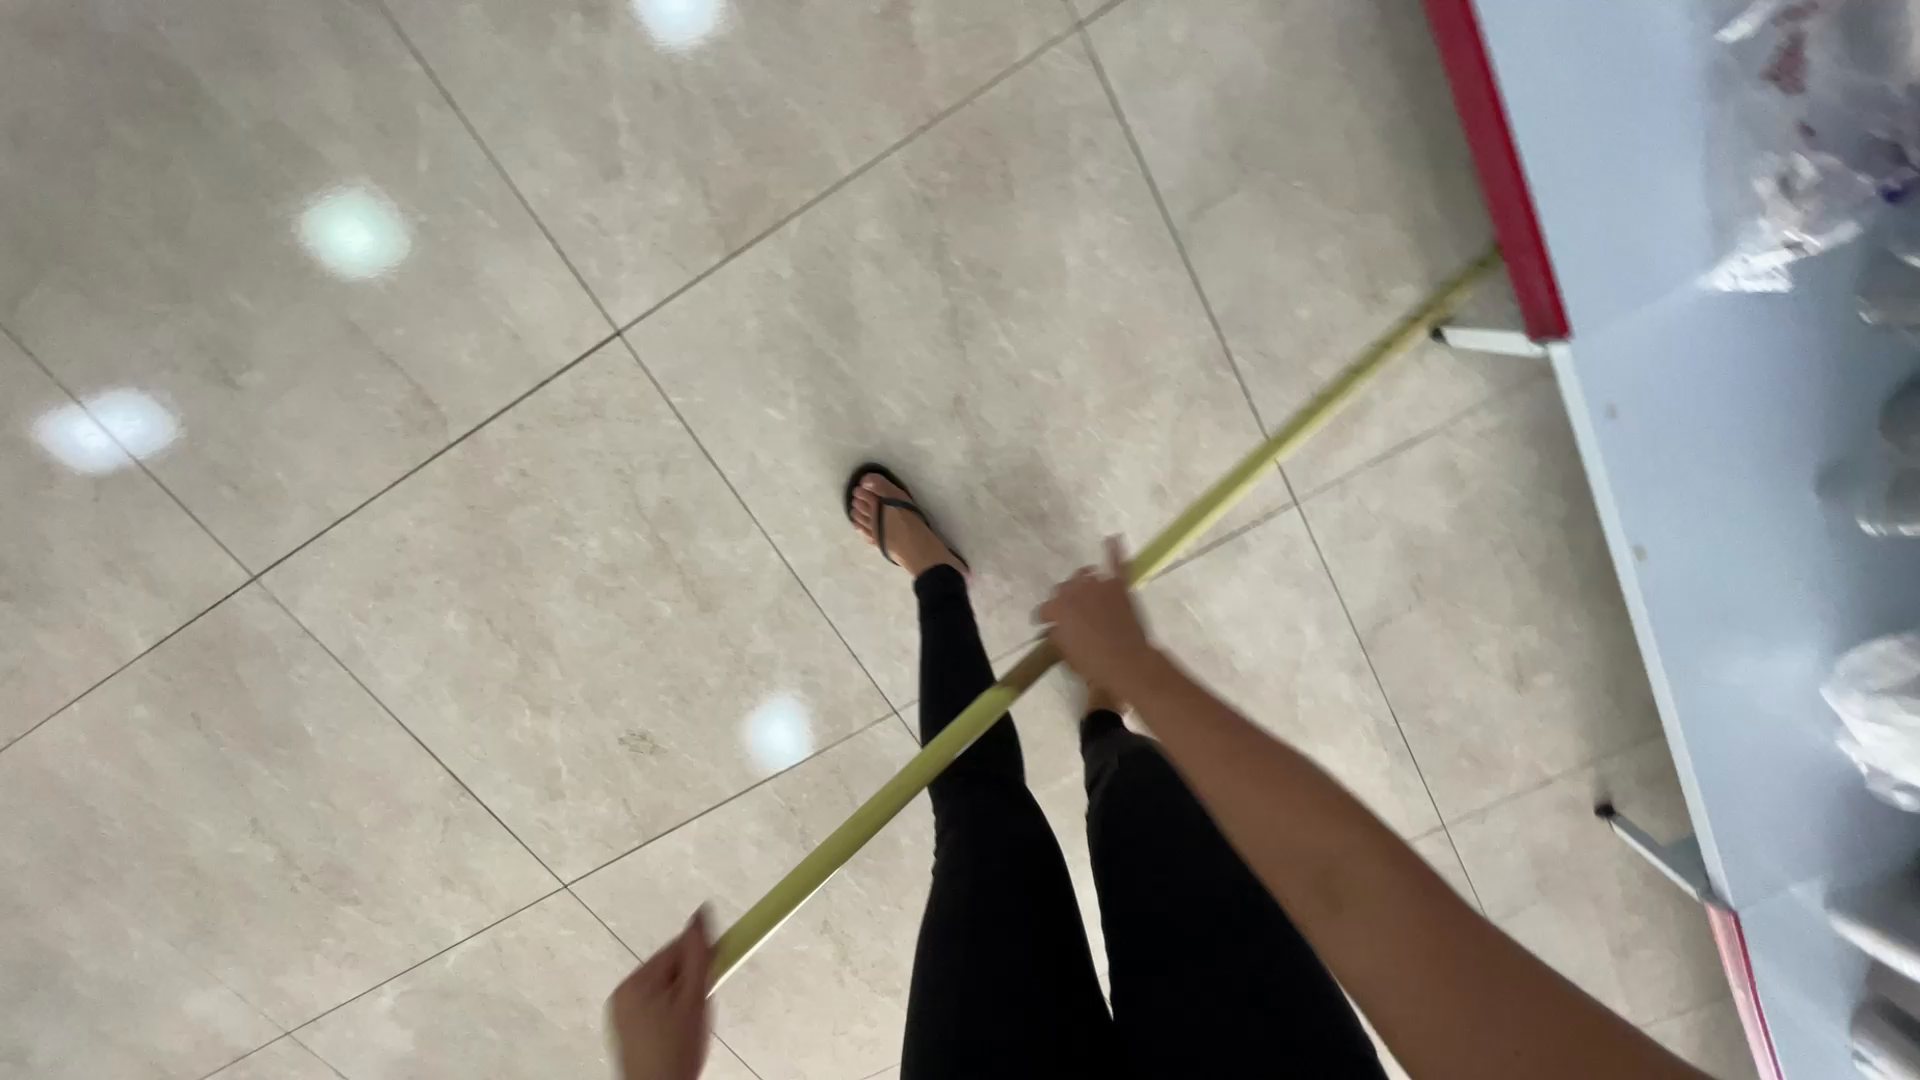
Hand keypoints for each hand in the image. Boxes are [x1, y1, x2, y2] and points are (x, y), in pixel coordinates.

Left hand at [608, 909, 712, 1079]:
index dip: (701, 960)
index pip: (678, 949)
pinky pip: (657, 1002)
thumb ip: (700, 952)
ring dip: (684, 996)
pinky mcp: (627, 1027)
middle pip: (672, 966)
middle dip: (692, 982)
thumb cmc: (678, 1050)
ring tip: (690, 1023)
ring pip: (667, 984)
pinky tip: (678, 1031)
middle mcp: (623, 991)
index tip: (714, 976)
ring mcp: (622, 1010)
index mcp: (635, 981)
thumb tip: (702, 911)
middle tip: (700, 1007)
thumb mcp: (695, 997)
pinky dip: (672, 1010)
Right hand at [1037, 536, 1160, 694]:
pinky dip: (1115, 551)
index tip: (1046, 625)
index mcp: (1059, 608)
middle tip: (1070, 614)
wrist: (1128, 661)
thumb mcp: (1065, 653)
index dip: (1045, 619)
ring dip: (1082, 582)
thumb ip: (1057, 635)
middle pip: (1063, 589)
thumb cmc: (1093, 662)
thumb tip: (1055, 627)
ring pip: (1084, 575)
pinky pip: (1117, 563)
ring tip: (1086, 590)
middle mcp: (1075, 591)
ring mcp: (1098, 585)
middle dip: (1064, 600)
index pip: (1045, 609)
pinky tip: (1114, 538)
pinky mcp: (1119, 586)